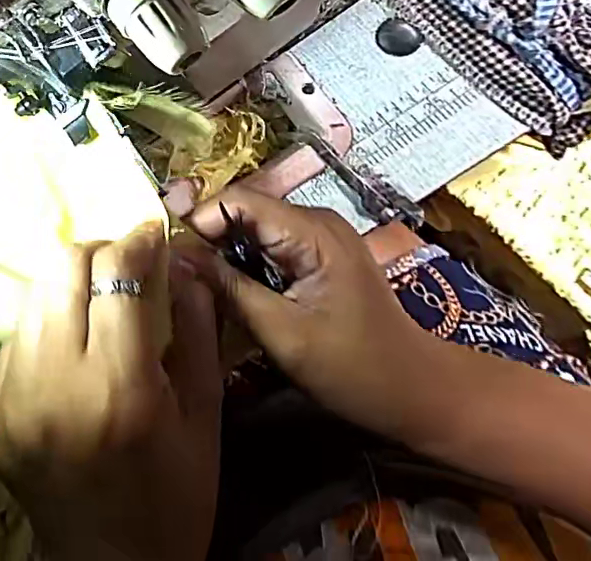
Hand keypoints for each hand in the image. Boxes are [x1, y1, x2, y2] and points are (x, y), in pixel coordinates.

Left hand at [0, 224, 222, 560]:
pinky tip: (72, 341)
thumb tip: (180, 262)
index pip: (115, 271)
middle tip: (125, 266)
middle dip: (100, 252)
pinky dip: (48, 321)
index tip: (151, 236)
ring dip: (70, 283)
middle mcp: (56, 384)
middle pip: (64, 266)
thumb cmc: (176, 496)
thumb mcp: (206, 412)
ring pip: (35, 293)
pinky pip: (18, 335)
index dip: (136, 241)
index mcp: (120, 386)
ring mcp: (14, 399)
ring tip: (97, 300)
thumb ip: (197, 326)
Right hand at [184, 185, 433, 440]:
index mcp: (311, 230)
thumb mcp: (283, 333)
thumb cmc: (355, 368)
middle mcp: (314, 219)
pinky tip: (230, 289)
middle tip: (178, 273)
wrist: (419, 390)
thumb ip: (229, 289)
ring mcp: (318, 235)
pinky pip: (270, 244)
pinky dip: (246, 263)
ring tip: (198, 283)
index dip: (200, 220)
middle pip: (245, 210)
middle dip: (209, 237)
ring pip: (254, 228)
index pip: (239, 200)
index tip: (171, 255)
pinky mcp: (318, 253)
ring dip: (225, 252)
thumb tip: (177, 255)